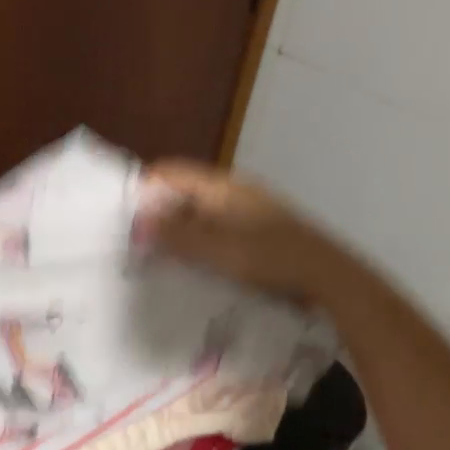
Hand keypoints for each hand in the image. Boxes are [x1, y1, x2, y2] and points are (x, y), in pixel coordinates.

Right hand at [138, 160, 357, 303]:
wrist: (326, 277)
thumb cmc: (269, 257)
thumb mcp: (216, 249)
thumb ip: (176, 235)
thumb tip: (138, 221)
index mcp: (222, 186)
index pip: (171, 172)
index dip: (144, 188)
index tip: (122, 215)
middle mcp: (234, 191)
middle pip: (184, 193)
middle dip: (158, 213)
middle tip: (134, 239)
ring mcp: (248, 211)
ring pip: (201, 214)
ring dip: (179, 231)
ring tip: (157, 256)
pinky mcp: (258, 233)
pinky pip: (217, 230)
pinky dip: (200, 242)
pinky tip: (192, 264)